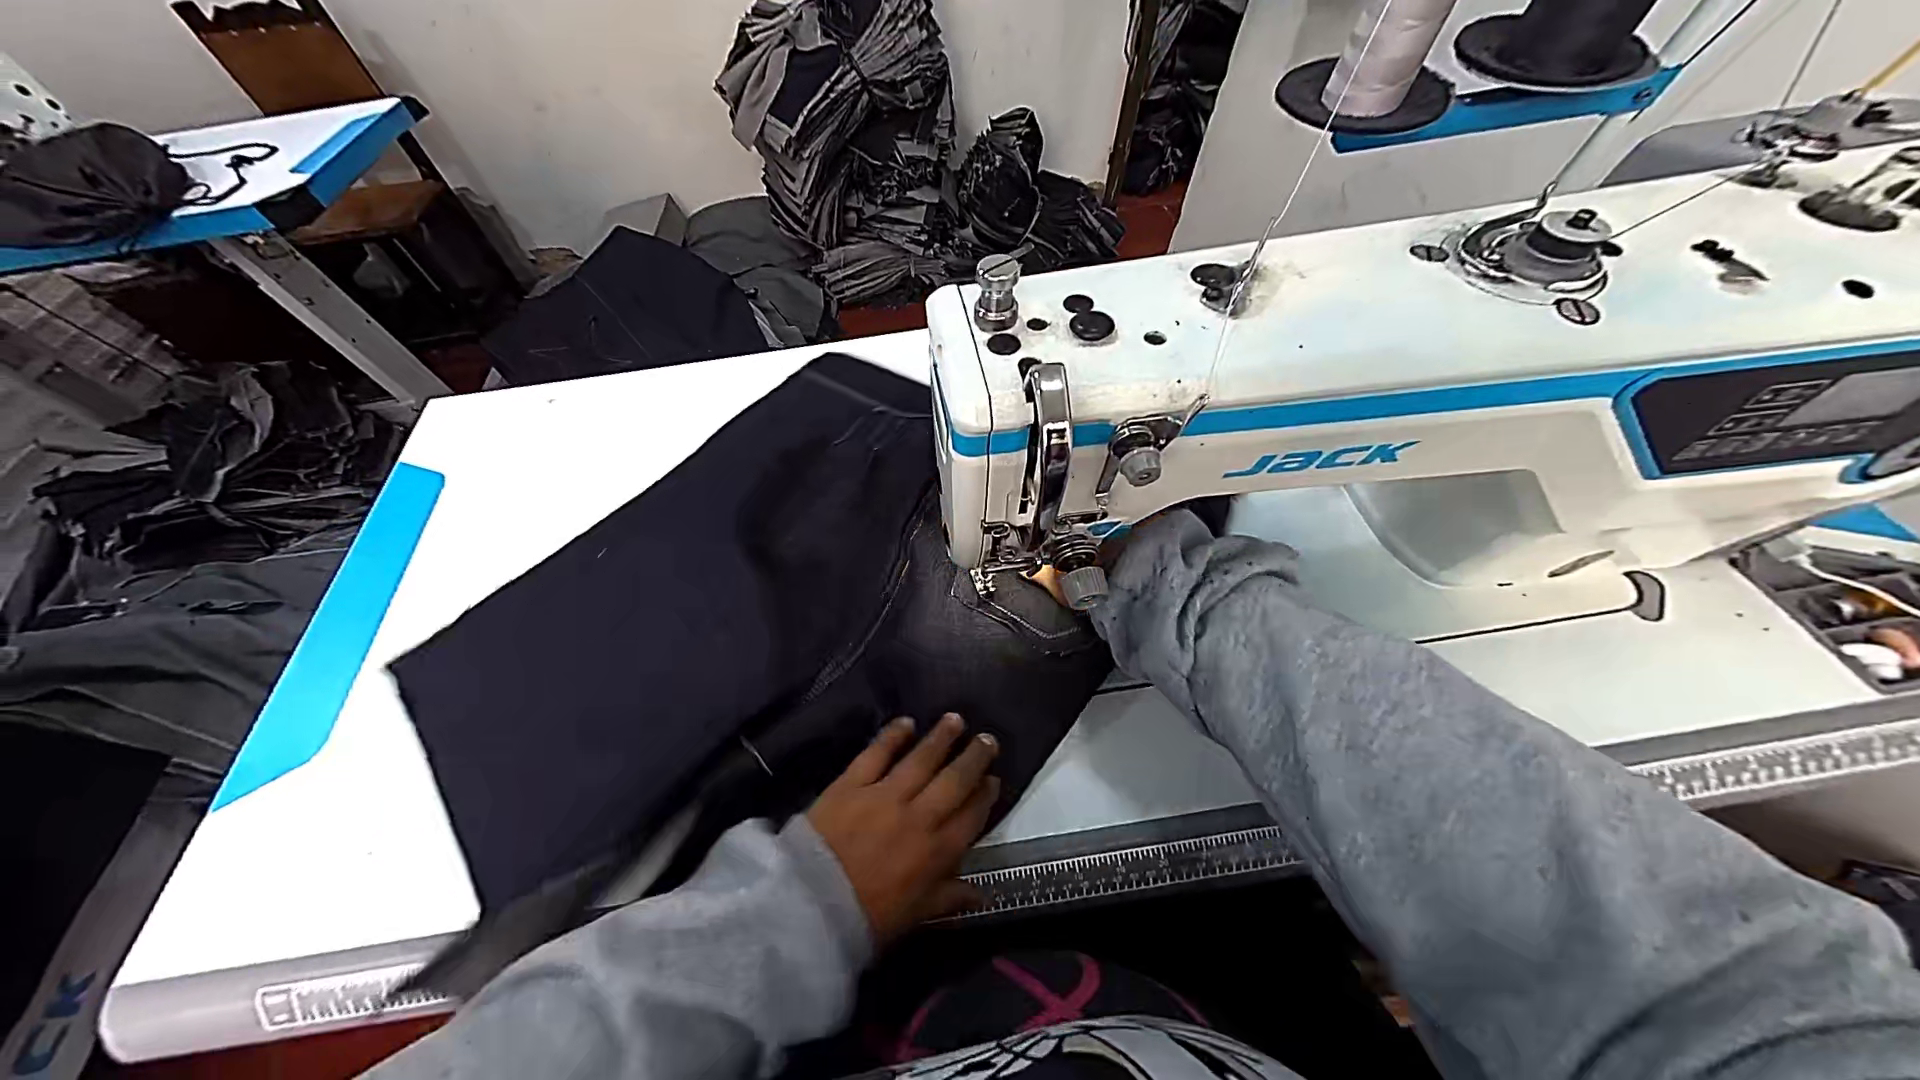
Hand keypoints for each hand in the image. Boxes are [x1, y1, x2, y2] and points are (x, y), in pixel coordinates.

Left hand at [806, 713, 999, 944]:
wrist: (808, 907)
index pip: (971, 815)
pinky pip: (877, 753)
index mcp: (937, 851)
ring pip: (921, 760)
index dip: (985, 795)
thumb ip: (950, 898)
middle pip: (954, 780)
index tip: (993, 778)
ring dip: (941, 738)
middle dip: (974, 757)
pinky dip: (893, 735)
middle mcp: (918, 816)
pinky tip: (905, 722)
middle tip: (987, 739)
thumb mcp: (916, 916)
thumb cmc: (866, 919)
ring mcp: (885, 796)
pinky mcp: (852, 784)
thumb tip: (983, 896)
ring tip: (955, 719)